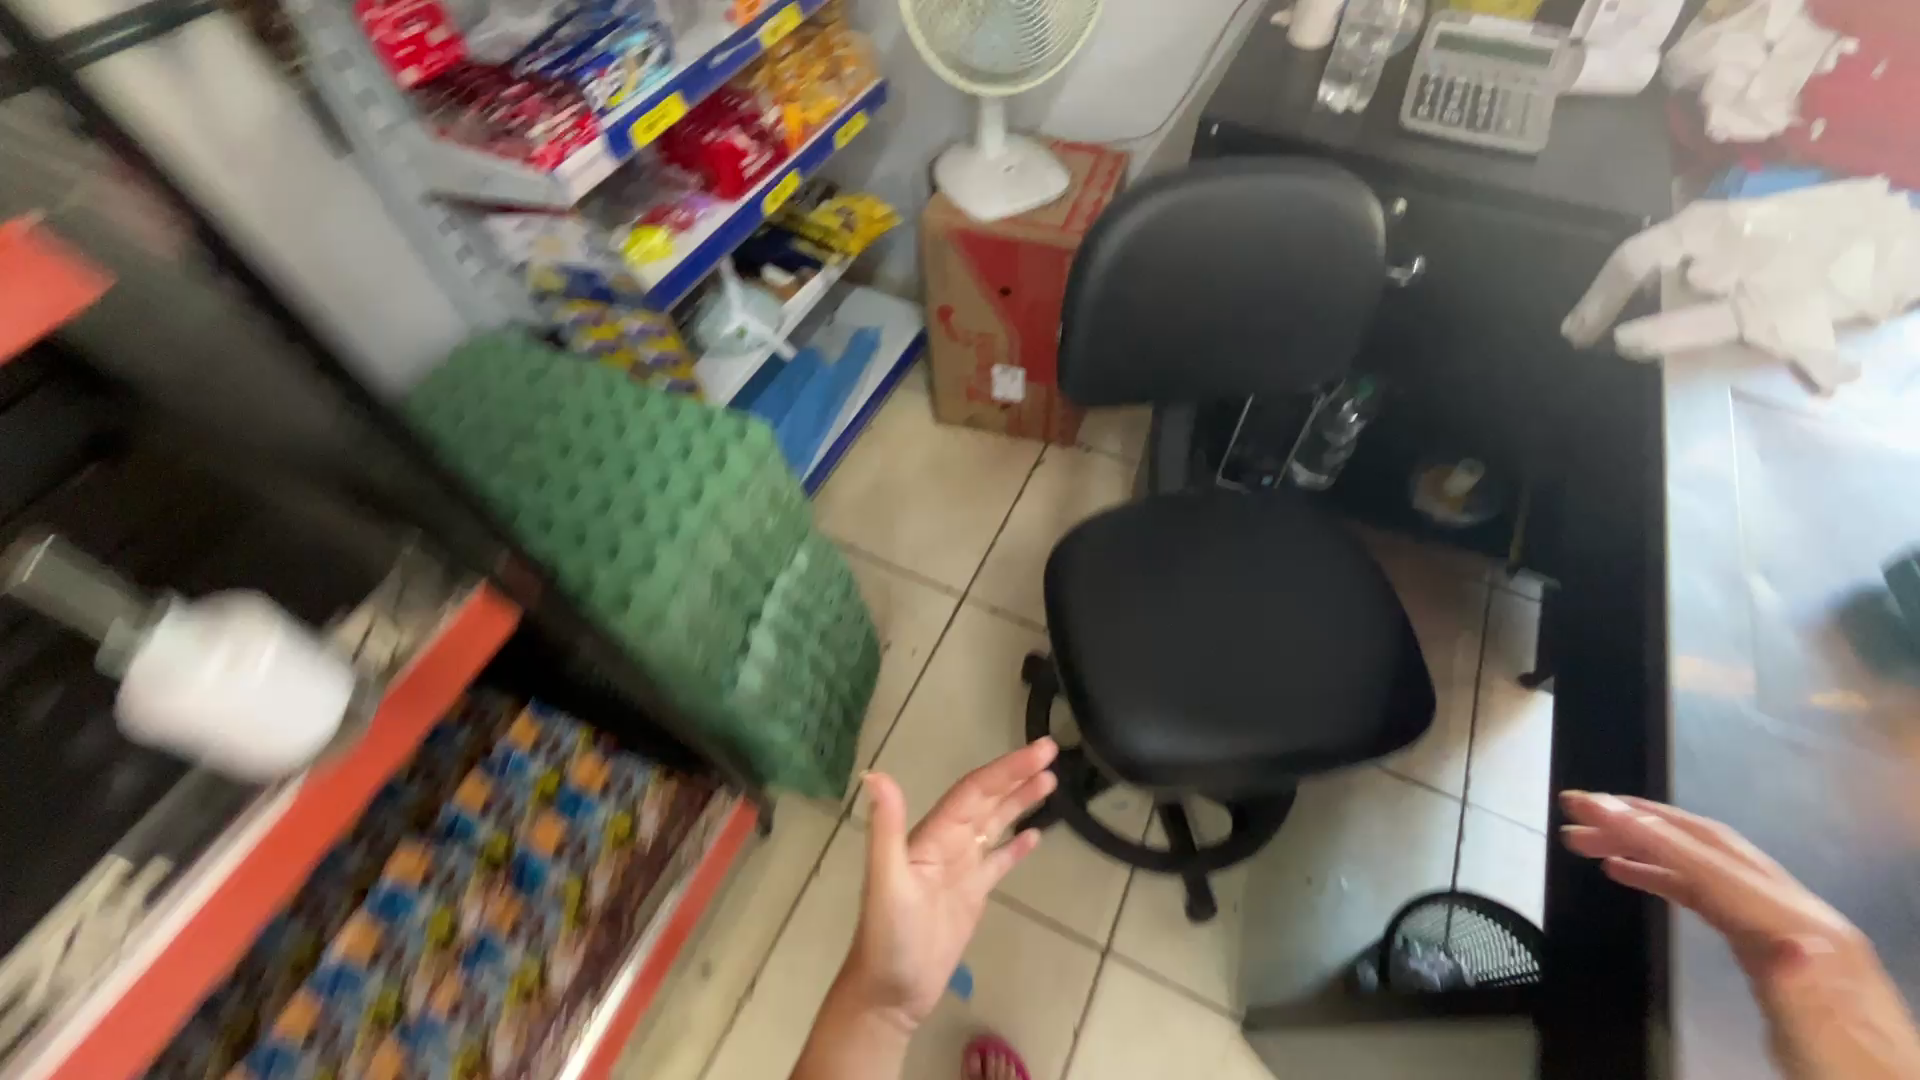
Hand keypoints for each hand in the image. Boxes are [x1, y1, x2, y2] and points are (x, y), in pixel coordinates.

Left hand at [840, 738, 1058, 1031]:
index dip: (1007, 769)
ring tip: (1050, 781)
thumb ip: (885, 827)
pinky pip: (998, 861)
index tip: (1040, 750)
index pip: (975, 791)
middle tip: (1051, 752)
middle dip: (1017, 775)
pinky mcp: (971, 895)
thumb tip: (875, 774)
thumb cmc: (888, 939)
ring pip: (995, 824)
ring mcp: (960, 868)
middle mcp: (947, 843)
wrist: (889, 994)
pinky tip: (1035, 834)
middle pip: (988, 800)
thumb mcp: (886, 880)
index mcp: (932, 834)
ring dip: (1019, 801)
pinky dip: (1016, 846)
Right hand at [1560, 792, 1919, 1079]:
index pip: (1709, 863)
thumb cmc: (1849, 1079)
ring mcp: (1790, 923)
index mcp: (1803, 931)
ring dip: (1643, 842)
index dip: (1643, 828)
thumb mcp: (1820, 1047)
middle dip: (1638, 819)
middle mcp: (1800, 913)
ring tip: (1584, 838)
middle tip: (1575, 806)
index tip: (1584, 803)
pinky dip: (1662, 871)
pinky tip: (1627, 873)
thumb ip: (1798, 994)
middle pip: (1707, 846)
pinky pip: (1710, 890)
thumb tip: (1787, 943)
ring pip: (1705, 862)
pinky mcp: (1776, 939)